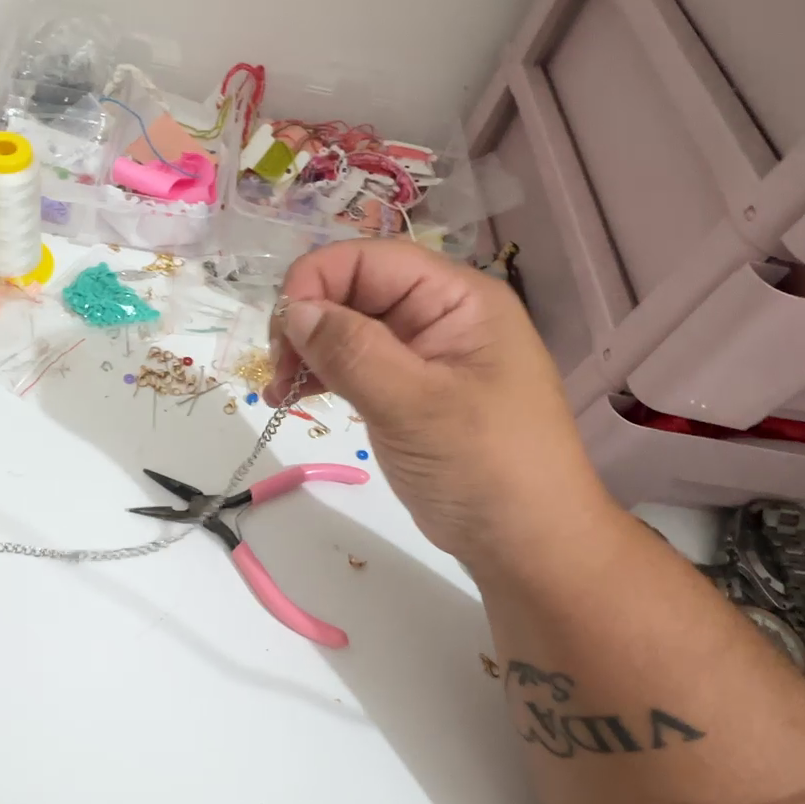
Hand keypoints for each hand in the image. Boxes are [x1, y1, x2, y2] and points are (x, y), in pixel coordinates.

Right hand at [268, 240, 616, 564]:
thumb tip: (293, 311)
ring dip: (307, 352)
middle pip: (355, 291)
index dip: (317, 282)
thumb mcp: (415, 406)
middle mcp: (439, 316)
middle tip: (277, 375)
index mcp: (458, 299)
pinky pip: (354, 366)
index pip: (371, 260)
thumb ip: (352, 352)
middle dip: (307, 323)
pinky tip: (293, 398)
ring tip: (278, 393)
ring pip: (348, 330)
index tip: (281, 335)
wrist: (527, 543)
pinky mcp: (406, 392)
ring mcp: (422, 356)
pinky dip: (320, 377)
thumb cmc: (485, 467)